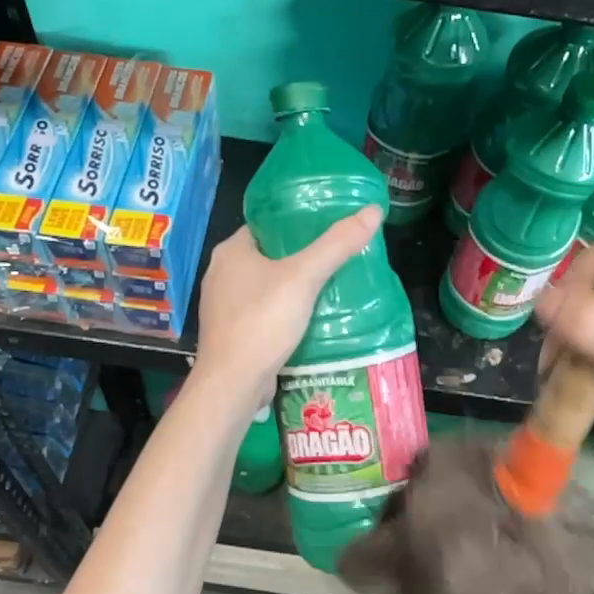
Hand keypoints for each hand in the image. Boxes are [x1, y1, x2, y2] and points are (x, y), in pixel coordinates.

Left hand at [194, 205, 383, 403]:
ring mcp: (224, 308)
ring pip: (266, 288)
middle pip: (269, 256)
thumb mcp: (304, 278)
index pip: (267, 225)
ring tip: (331, 286)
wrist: (233, 383)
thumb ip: (337, 245)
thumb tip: (372, 211)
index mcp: (231, 251)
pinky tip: (312, 319)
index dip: (296, 222)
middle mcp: (221, 275)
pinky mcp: (232, 334)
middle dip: (301, 258)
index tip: (327, 226)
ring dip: (294, 289)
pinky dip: (285, 314)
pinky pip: (264, 315)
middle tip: (337, 257)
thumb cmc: (262, 321)